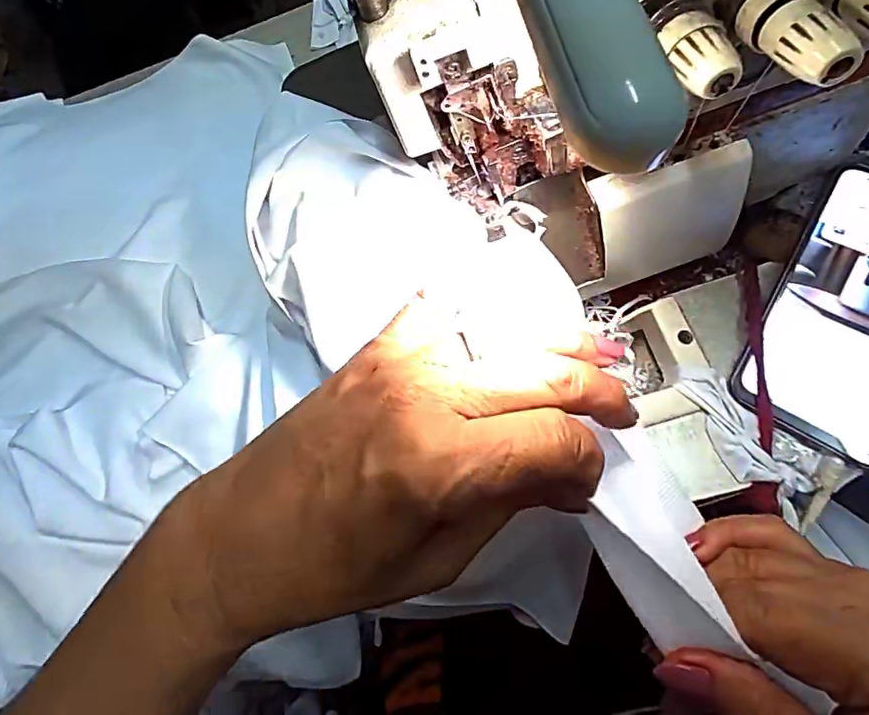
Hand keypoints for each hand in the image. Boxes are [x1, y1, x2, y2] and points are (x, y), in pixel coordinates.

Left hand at [182, 293, 635, 645]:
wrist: (244, 528)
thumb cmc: (334, 563)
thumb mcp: (436, 561)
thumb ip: (511, 505)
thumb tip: (569, 479)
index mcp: (439, 460)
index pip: (553, 439)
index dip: (588, 459)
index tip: (589, 476)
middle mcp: (424, 391)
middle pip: (540, 373)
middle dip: (596, 390)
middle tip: (624, 409)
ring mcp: (399, 355)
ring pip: (503, 329)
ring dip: (559, 338)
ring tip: (600, 351)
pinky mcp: (378, 342)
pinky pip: (444, 305)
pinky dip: (488, 305)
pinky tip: (518, 315)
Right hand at [654, 516, 868, 714]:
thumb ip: (755, 707)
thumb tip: (674, 664)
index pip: (756, 606)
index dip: (697, 620)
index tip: (656, 645)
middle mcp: (864, 590)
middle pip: (754, 571)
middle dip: (698, 597)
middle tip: (658, 633)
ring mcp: (863, 579)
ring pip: (762, 547)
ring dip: (712, 568)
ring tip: (675, 594)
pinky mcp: (858, 582)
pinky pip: (785, 545)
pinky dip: (742, 543)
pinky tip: (710, 552)